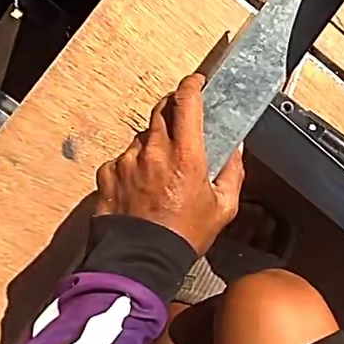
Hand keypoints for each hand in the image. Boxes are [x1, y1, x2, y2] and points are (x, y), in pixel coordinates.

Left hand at [95, 74, 245, 254]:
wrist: (140, 260)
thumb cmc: (183, 237)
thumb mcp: (222, 208)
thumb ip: (232, 173)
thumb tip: (236, 149)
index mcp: (185, 155)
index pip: (186, 101)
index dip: (191, 85)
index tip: (195, 83)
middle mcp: (153, 151)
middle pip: (160, 110)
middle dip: (172, 110)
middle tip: (180, 125)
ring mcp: (127, 160)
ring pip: (141, 138)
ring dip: (152, 146)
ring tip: (160, 174)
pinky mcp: (107, 173)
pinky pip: (122, 159)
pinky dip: (132, 166)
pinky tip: (140, 188)